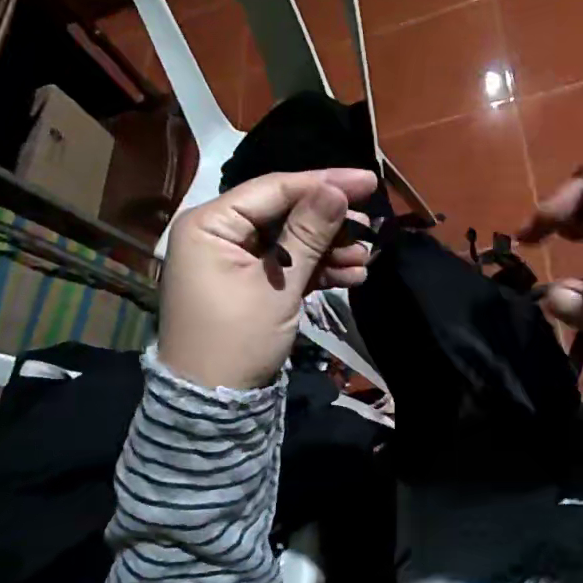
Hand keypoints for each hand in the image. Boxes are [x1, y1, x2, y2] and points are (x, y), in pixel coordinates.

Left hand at [157, 168, 375, 389]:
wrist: (214, 401)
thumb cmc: (238, 339)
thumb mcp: (279, 285)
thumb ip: (308, 235)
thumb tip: (337, 191)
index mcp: (211, 224)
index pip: (274, 189)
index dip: (324, 183)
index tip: (368, 181)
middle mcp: (219, 233)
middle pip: (285, 212)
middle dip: (330, 222)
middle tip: (371, 226)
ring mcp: (234, 259)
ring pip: (291, 240)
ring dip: (329, 249)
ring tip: (365, 260)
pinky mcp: (250, 281)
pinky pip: (287, 264)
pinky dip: (317, 269)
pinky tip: (351, 276)